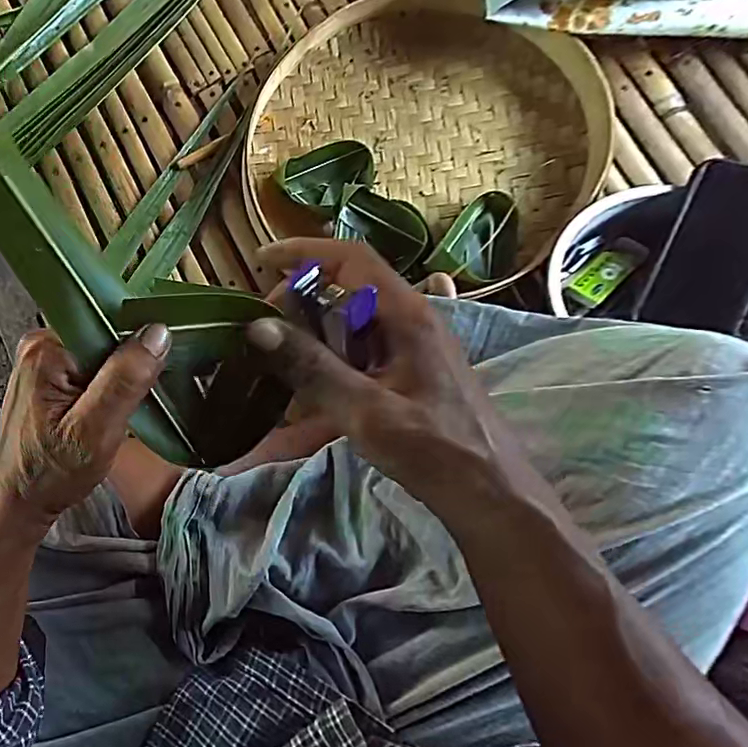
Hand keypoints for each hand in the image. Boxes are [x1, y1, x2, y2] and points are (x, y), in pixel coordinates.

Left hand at [0, 325, 171, 529]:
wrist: (18, 501)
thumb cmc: (49, 473)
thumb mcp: (94, 431)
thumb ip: (124, 380)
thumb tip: (157, 333)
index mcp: (47, 349)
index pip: (108, 324)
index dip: (136, 346)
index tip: (153, 371)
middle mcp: (40, 346)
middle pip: (106, 337)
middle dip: (128, 367)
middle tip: (137, 400)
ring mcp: (43, 361)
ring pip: (102, 355)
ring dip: (119, 380)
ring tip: (121, 410)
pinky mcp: (50, 378)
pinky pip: (91, 369)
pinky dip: (107, 388)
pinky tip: (111, 410)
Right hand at [245, 239, 538, 521]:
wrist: (490, 494)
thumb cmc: (435, 450)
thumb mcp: (365, 410)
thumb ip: (312, 367)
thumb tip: (257, 327)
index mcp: (406, 317)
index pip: (352, 259)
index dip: (305, 252)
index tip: (262, 260)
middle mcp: (409, 322)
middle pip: (345, 291)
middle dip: (298, 305)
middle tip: (263, 334)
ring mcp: (409, 348)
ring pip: (348, 326)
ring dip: (310, 341)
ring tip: (276, 370)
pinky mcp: (407, 374)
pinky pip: (357, 356)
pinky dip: (327, 368)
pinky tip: (304, 402)